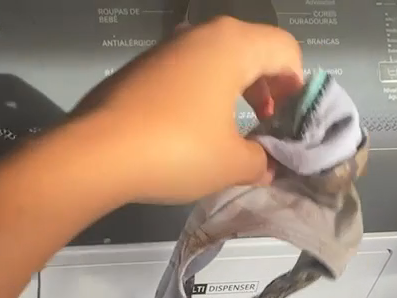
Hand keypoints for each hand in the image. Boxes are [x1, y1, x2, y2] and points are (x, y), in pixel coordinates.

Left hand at [66, 18, 304, 203]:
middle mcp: (202, 34)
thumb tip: (268, 165)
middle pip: (251, 51)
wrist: (99, 153)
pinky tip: (192, 133)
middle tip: (266, 126)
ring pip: (216, 62)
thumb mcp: (230, 164)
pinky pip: (187, 75)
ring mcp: (168, 48)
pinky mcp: (142, 69)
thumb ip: (260, 161)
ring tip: (231, 132)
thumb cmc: (177, 151)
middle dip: (266, 88)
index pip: (285, 50)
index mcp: (234, 45)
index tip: (292, 121)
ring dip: (233, 93)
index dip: (297, 86)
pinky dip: (202, 97)